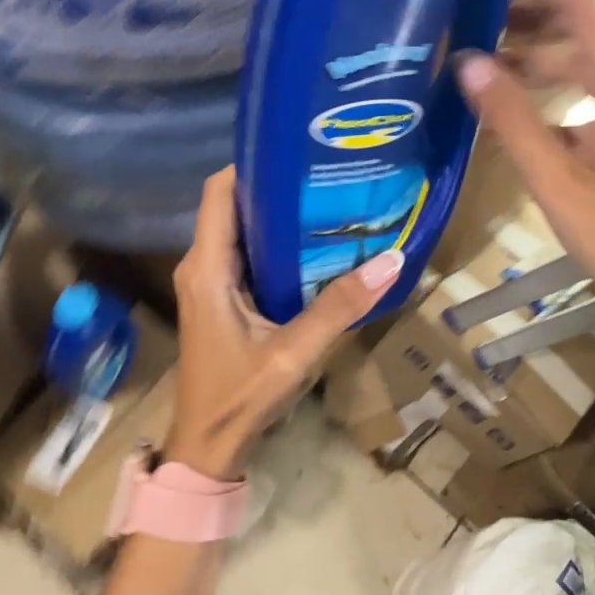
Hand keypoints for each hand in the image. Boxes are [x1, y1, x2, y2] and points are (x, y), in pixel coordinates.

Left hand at [164, 168, 403, 480]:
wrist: (208, 446)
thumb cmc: (240, 397)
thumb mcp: (294, 352)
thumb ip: (340, 307)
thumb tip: (392, 259)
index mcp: (208, 268)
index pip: (220, 192)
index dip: (252, 163)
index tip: (299, 148)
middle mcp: (202, 265)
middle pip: (233, 205)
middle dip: (276, 185)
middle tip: (328, 171)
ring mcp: (209, 283)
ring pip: (241, 230)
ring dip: (278, 214)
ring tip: (329, 198)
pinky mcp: (221, 298)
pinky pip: (247, 254)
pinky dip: (277, 243)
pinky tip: (316, 244)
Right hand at [455, 0, 594, 335]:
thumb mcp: (553, 178)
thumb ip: (511, 117)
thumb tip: (469, 62)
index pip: (584, 9)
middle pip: (586, 38)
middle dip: (535, 25)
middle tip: (482, 21)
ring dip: (548, 65)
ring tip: (496, 69)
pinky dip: (568, 97)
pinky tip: (532, 118)